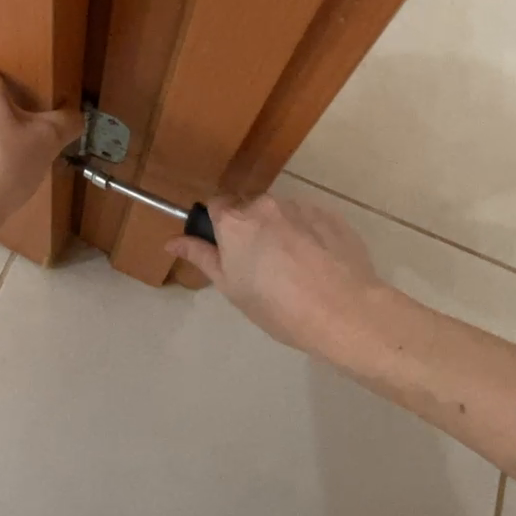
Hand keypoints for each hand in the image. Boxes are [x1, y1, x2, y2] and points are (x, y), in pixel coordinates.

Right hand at [165, 194, 388, 354]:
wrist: (343, 311)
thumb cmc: (278, 306)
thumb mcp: (231, 288)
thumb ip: (201, 257)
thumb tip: (171, 240)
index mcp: (235, 222)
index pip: (216, 205)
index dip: (219, 225)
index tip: (227, 249)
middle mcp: (265, 205)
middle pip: (250, 209)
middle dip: (252, 230)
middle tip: (262, 267)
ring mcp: (300, 207)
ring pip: (282, 214)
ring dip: (282, 232)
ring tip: (297, 269)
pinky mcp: (330, 215)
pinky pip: (310, 220)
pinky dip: (310, 236)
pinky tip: (319, 265)